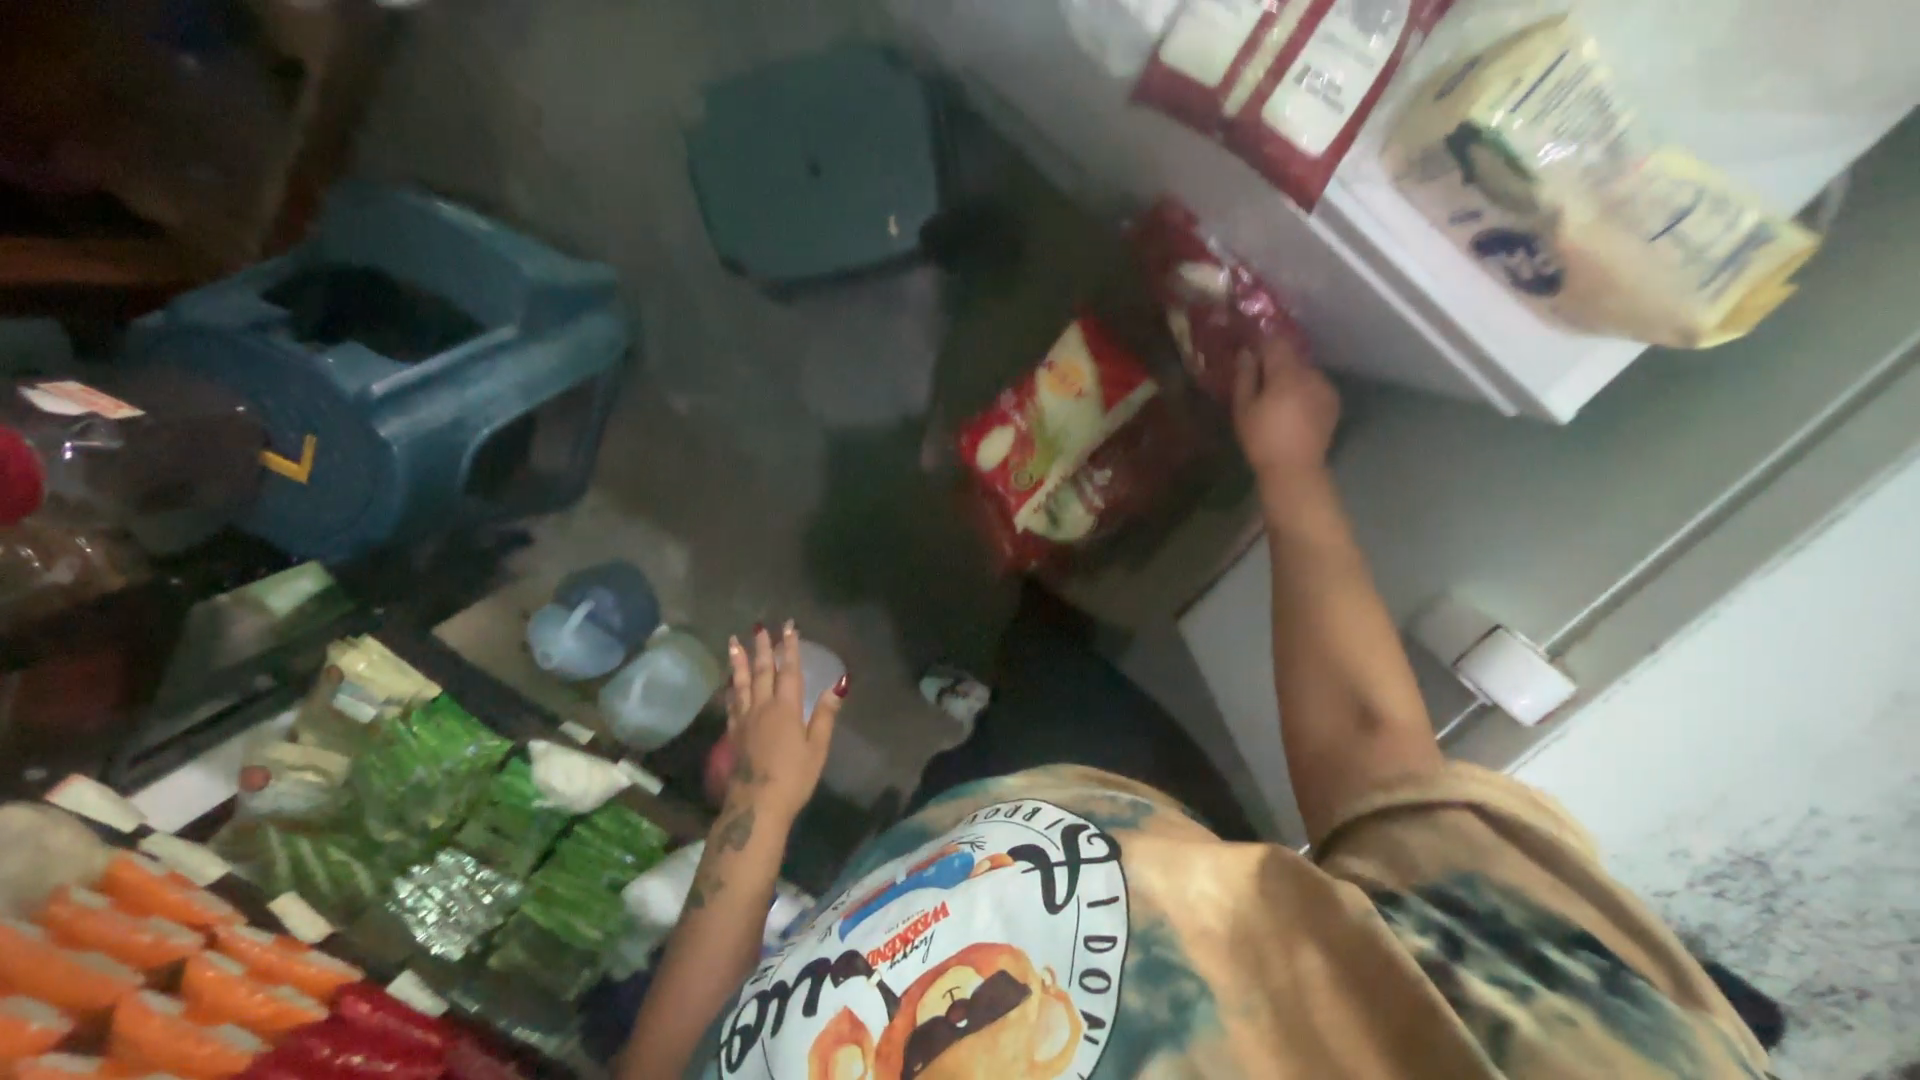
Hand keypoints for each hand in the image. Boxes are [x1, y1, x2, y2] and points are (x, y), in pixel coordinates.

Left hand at [722, 621, 843, 822]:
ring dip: (739, 661)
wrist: (757, 804)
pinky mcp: (733, 734)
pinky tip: (729, 683)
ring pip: (741, 683)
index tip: (788, 627)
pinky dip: (731, 688)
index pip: (788, 671)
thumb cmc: (794, 777)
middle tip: (759, 626)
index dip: (789, 648)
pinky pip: (731, 702)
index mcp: (786, 708)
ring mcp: (744, 720)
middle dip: (762, 648)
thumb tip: (837, 684)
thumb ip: (824, 715)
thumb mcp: (817, 748)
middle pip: (762, 672)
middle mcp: (763, 707)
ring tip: (734, 642)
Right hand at [1233, 338, 1339, 483]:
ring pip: (1305, 371)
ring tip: (1280, 401)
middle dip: (1276, 364)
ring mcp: (1326, 387)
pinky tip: (1296, 410)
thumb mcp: (1243, 408)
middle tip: (1262, 385)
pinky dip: (1305, 390)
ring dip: (1292, 378)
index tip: (1250, 359)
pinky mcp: (1333, 401)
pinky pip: (1316, 385)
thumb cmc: (1262, 439)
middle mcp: (1311, 374)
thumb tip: (1246, 353)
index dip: (1262, 346)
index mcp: (1286, 373)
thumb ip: (1245, 376)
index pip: (1276, 342)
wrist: (1295, 469)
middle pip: (1292, 356)